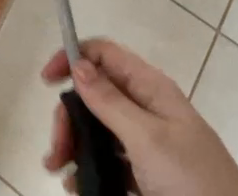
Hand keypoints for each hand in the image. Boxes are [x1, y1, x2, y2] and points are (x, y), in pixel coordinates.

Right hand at [42, 40, 237, 195]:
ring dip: (73, 144)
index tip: (46, 82)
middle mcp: (147, 109)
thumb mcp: (147, 138)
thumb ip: (109, 101)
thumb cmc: (191, 181)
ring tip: (58, 172)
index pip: (104, 54)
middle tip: (56, 150)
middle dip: (69, 116)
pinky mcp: (147, 176)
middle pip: (94, 95)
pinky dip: (89, 168)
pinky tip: (77, 185)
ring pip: (98, 130)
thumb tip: (77, 62)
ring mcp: (147, 144)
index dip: (73, 58)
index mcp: (151, 89)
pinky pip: (108, 161)